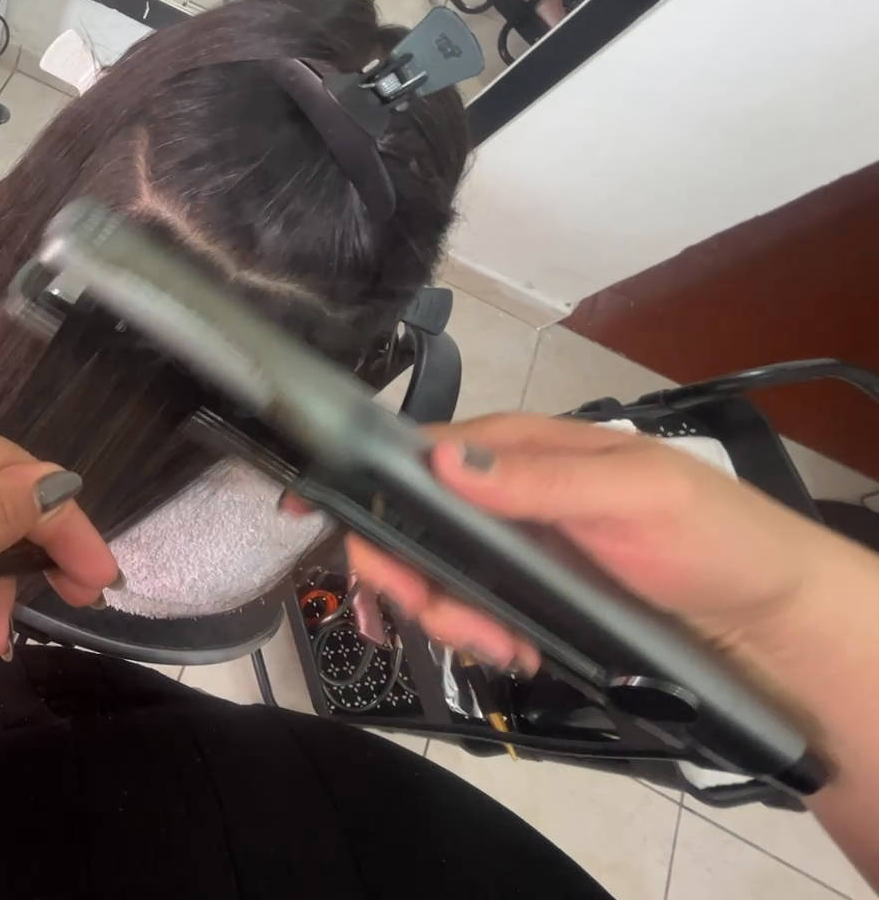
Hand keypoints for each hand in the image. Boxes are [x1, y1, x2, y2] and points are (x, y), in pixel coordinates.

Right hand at [344, 412, 843, 674]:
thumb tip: (440, 459)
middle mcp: (486, 494)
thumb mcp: (638, 495)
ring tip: (495, 645)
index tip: (322, 523)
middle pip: (397, 521)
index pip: (406, 456)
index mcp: (507, 450)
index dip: (359, 487)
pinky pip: (456, 610)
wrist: (777, 633)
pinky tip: (508, 649)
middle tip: (424, 609)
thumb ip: (540, 478)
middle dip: (398, 570)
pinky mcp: (510, 595)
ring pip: (421, 573)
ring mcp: (496, 548)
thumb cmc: (716, 541)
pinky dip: (468, 635)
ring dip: (440, 613)